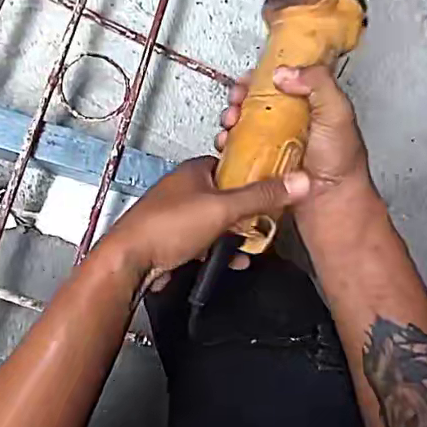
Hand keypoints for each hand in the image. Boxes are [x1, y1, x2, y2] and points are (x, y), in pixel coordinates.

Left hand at [94, 157, 310, 285]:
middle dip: (247, 213)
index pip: (234, 165)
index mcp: (194, 171)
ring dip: (233, 234)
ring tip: (250, 245)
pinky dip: (217, 250)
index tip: (275, 189)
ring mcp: (176, 214)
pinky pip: (202, 241)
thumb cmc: (164, 228)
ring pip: (215, 221)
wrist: (129, 261)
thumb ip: (261, 196)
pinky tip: (228, 260)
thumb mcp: (223, 209)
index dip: (256, 177)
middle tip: (265, 224)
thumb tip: (296, 182)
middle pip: (227, 196)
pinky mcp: (172, 238)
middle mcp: (184, 189)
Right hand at [216, 65, 371, 207]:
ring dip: (230, 118)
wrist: (330, 201)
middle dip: (239, 97)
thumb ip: (318, 83)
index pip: (281, 81)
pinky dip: (226, 142)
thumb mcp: (337, 111)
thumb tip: (284, 73)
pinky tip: (226, 142)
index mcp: (309, 104)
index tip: (249, 78)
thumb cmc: (340, 161)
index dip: (262, 77)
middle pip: (256, 101)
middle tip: (236, 100)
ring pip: (243, 123)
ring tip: (230, 122)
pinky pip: (237, 148)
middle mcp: (289, 122)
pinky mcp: (259, 162)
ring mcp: (273, 143)